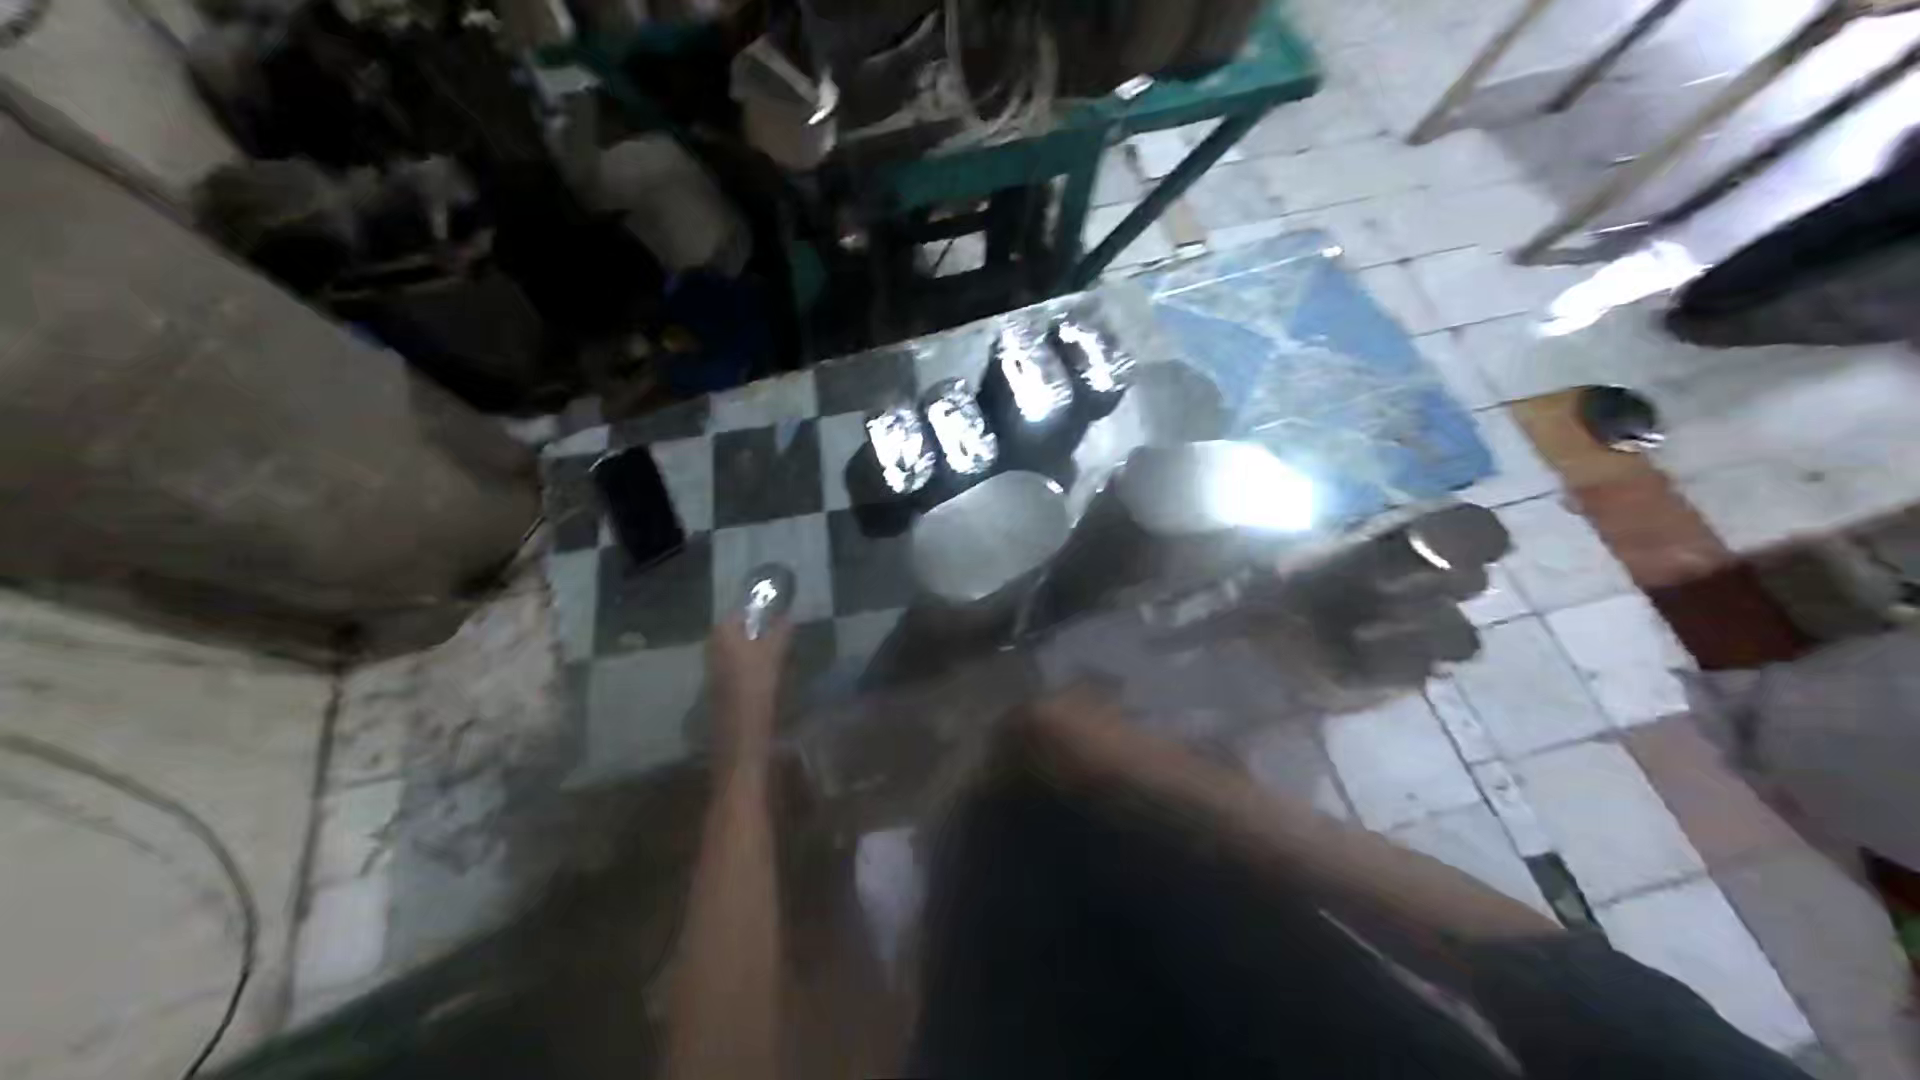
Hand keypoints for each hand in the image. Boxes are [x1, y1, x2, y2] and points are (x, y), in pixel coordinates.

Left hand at [707, 615, 793, 760]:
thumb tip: (788, 615)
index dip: (765, 614)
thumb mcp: (775, 652)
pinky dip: (753, 669)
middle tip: (786, 640)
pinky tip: (769, 680)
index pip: (744, 612)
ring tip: (782, 660)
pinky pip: (738, 669)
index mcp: (722, 632)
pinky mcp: (719, 688)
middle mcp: (712, 646)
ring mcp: (713, 668)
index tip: (785, 620)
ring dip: (759, 653)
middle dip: (762, 634)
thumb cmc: (756, 685)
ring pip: (740, 652)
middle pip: (741, 632)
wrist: (740, 733)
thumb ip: (781, 630)